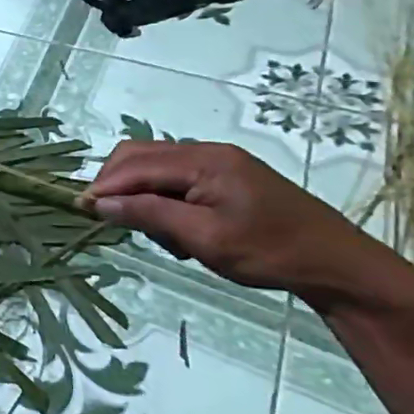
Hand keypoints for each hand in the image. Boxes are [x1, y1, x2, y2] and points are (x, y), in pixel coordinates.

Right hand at [84, 140, 395, 294]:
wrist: (334, 262)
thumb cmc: (269, 252)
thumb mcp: (204, 238)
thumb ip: (150, 215)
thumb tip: (100, 202)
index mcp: (203, 160)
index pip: (136, 165)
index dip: (103, 186)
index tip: (79, 211)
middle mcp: (207, 151)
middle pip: (141, 155)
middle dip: (117, 186)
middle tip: (111, 221)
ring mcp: (217, 162)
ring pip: (155, 166)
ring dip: (140, 195)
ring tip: (158, 234)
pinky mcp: (225, 177)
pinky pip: (176, 177)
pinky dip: (162, 199)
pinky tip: (177, 230)